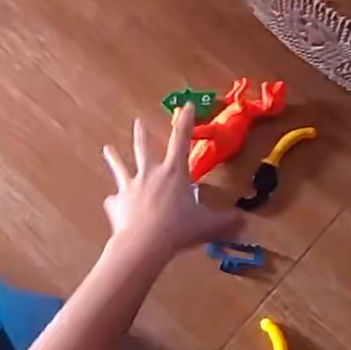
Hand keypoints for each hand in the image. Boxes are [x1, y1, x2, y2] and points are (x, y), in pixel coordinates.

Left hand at [100, 105, 241, 260]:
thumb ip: (224, 222)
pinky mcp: (116, 203)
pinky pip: (114, 200)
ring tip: (107, 148)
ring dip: (114, 157)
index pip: (180, 140)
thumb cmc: (178, 229)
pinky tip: (112, 203)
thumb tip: (242, 221)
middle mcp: (150, 174)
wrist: (143, 243)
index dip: (185, 122)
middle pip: (144, 148)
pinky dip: (114, 202)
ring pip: (120, 167)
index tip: (186, 106)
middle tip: (138, 121)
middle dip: (142, 133)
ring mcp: (130, 187)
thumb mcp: (207, 225)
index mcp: (173, 173)